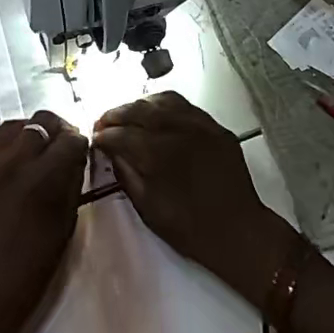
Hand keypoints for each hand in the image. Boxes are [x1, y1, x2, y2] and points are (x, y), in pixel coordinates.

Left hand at [0, 111, 87, 332]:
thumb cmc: (34, 265)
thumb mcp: (65, 222)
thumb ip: (71, 182)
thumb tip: (75, 154)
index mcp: (43, 178)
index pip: (69, 139)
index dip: (78, 141)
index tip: (79, 148)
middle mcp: (11, 162)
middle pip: (40, 122)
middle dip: (55, 130)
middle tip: (60, 143)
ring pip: (10, 128)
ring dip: (28, 134)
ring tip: (34, 150)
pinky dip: (2, 151)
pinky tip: (8, 167)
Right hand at [92, 92, 300, 306]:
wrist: (239, 232)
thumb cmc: (189, 227)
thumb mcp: (147, 207)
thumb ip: (125, 173)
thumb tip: (111, 151)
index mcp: (157, 153)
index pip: (120, 134)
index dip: (103, 136)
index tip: (95, 140)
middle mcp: (177, 130)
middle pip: (137, 109)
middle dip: (115, 115)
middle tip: (103, 124)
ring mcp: (199, 125)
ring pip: (161, 100)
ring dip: (138, 105)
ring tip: (127, 116)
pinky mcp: (214, 127)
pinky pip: (185, 105)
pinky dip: (164, 105)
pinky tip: (156, 115)